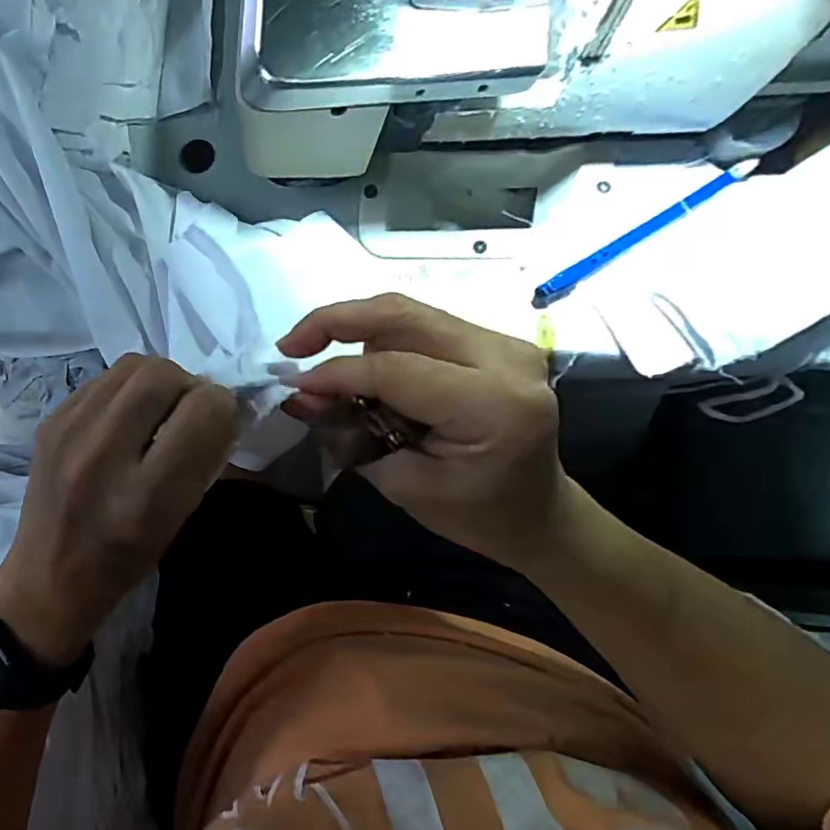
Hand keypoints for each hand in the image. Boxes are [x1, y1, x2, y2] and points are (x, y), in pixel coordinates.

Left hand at [0, 355, 241, 666]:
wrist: (51, 577)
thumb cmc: (127, 558)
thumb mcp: (180, 517)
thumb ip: (206, 457)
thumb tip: (224, 402)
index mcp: (145, 495)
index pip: (202, 411)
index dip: (223, 407)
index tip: (222, 420)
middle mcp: (102, 455)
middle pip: (163, 375)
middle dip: (190, 386)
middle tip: (189, 413)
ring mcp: (68, 432)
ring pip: (133, 365)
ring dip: (158, 381)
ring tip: (157, 411)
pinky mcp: (50, 420)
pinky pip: (105, 378)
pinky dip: (127, 390)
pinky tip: (124, 419)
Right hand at [278, 293, 572, 565]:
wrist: (539, 514)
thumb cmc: (475, 516)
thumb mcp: (403, 483)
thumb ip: (351, 433)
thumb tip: (299, 394)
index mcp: (493, 404)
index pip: (395, 368)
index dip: (335, 373)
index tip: (290, 384)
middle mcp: (504, 358)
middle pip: (401, 314)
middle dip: (336, 321)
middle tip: (290, 344)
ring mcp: (503, 343)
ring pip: (408, 314)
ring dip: (356, 332)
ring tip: (326, 369)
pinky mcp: (494, 341)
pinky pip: (422, 326)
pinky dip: (381, 340)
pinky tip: (362, 368)